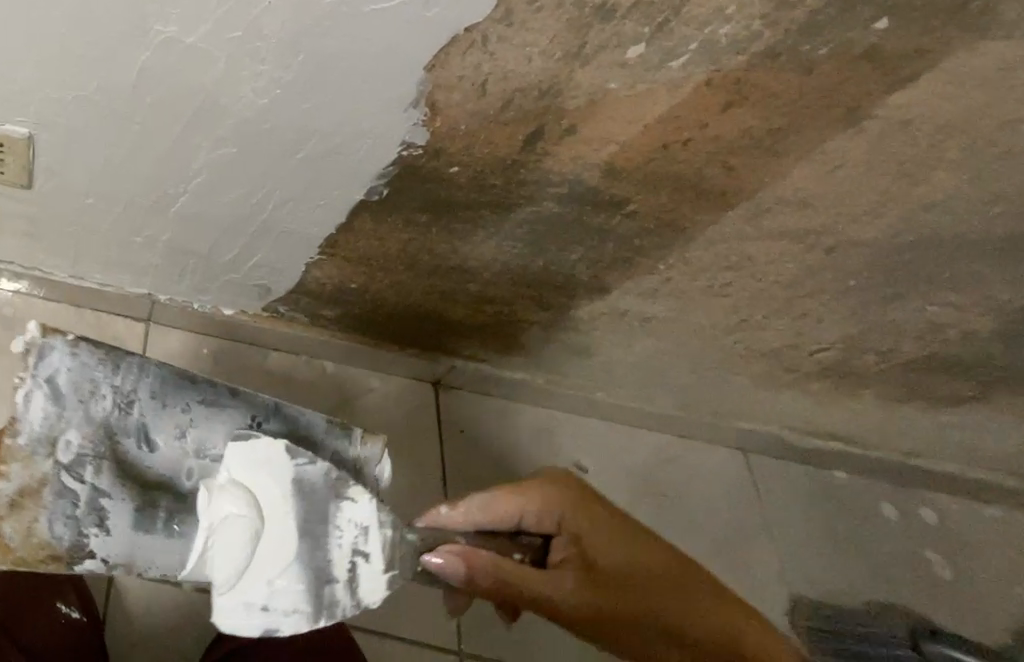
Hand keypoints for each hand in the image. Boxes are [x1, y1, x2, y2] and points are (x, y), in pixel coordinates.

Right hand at [415, 468, 801, 661]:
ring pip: (506, 536)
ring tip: (489, 614)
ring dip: (493, 572)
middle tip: (450, 606)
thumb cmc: (645, 614)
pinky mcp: (578, 530)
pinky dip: (518, 574)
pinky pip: (530, 545)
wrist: (727, 644)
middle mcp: (550, 488)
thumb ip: (491, 576)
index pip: (472, 506)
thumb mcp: (562, 601)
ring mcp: (565, 508)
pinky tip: (517, 607)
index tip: (405, 559)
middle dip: (467, 560)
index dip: (437, 532)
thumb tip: (428, 561)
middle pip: (487, 519)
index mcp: (546, 491)